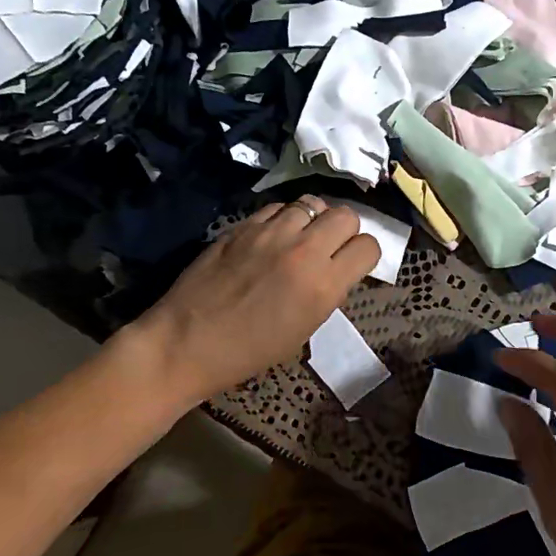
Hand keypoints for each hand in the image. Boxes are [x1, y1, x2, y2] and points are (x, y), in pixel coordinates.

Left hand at [126, 196, 380, 404]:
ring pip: (310, 203)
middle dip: (344, 230)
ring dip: (312, 219)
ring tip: (299, 238)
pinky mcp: (241, 226)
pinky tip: (270, 236)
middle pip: (345, 215)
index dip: (364, 255)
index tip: (352, 264)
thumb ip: (325, 294)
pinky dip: (281, 218)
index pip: (368, 246)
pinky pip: (275, 208)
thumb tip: (334, 273)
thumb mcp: (301, 332)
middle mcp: (302, 250)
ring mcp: (269, 233)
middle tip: (329, 248)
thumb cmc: (246, 352)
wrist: (187, 340)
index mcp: (323, 285)